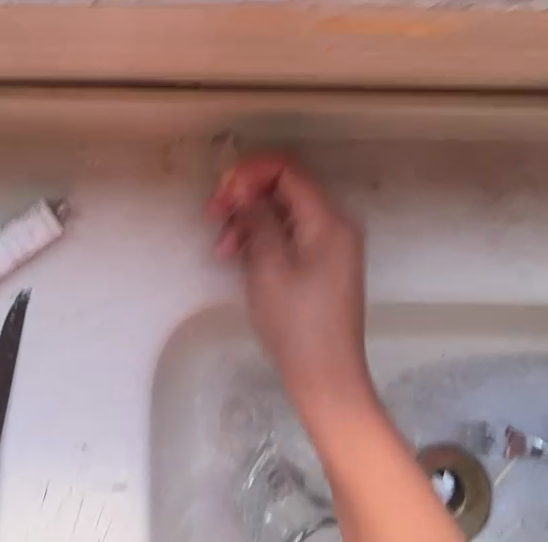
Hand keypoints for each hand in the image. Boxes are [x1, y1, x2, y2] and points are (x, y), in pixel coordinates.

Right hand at [208, 153, 371, 418]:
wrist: (326, 377)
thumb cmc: (296, 323)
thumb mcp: (268, 265)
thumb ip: (257, 217)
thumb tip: (242, 188)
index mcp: (327, 220)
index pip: (287, 170)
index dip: (251, 172)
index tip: (223, 191)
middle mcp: (334, 224)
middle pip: (284, 188)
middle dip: (245, 196)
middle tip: (213, 213)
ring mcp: (329, 244)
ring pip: (282, 211)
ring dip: (248, 220)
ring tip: (222, 246)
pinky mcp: (321, 262)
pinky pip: (288, 233)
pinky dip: (262, 237)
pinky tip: (236, 255)